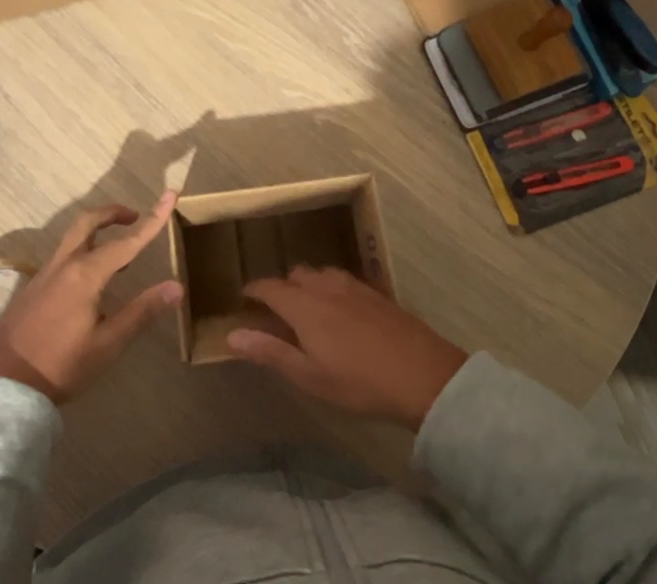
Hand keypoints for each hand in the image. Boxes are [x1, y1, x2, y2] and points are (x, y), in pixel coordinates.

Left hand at [0, 191, 183, 402]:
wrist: (6, 385)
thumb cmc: (62, 366)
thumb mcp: (108, 343)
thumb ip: (142, 312)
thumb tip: (177, 287)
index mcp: (85, 275)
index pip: (127, 241)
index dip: (152, 220)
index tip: (169, 195)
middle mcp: (63, 266)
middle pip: (88, 222)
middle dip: (113, 213)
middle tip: (135, 217)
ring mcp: (43, 275)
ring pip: (71, 238)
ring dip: (97, 232)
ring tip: (120, 252)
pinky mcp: (32, 289)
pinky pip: (61, 257)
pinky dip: (82, 252)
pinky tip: (90, 280)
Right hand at [227, 267, 466, 429]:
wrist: (425, 377)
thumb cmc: (359, 383)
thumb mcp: (309, 376)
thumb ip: (270, 352)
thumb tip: (231, 335)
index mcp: (305, 305)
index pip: (270, 287)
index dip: (254, 290)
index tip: (244, 297)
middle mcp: (327, 287)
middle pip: (297, 274)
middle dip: (282, 285)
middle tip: (275, 308)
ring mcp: (356, 288)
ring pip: (323, 273)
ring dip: (308, 283)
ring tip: (307, 306)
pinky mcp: (379, 295)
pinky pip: (345, 280)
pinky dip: (332, 288)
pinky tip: (341, 309)